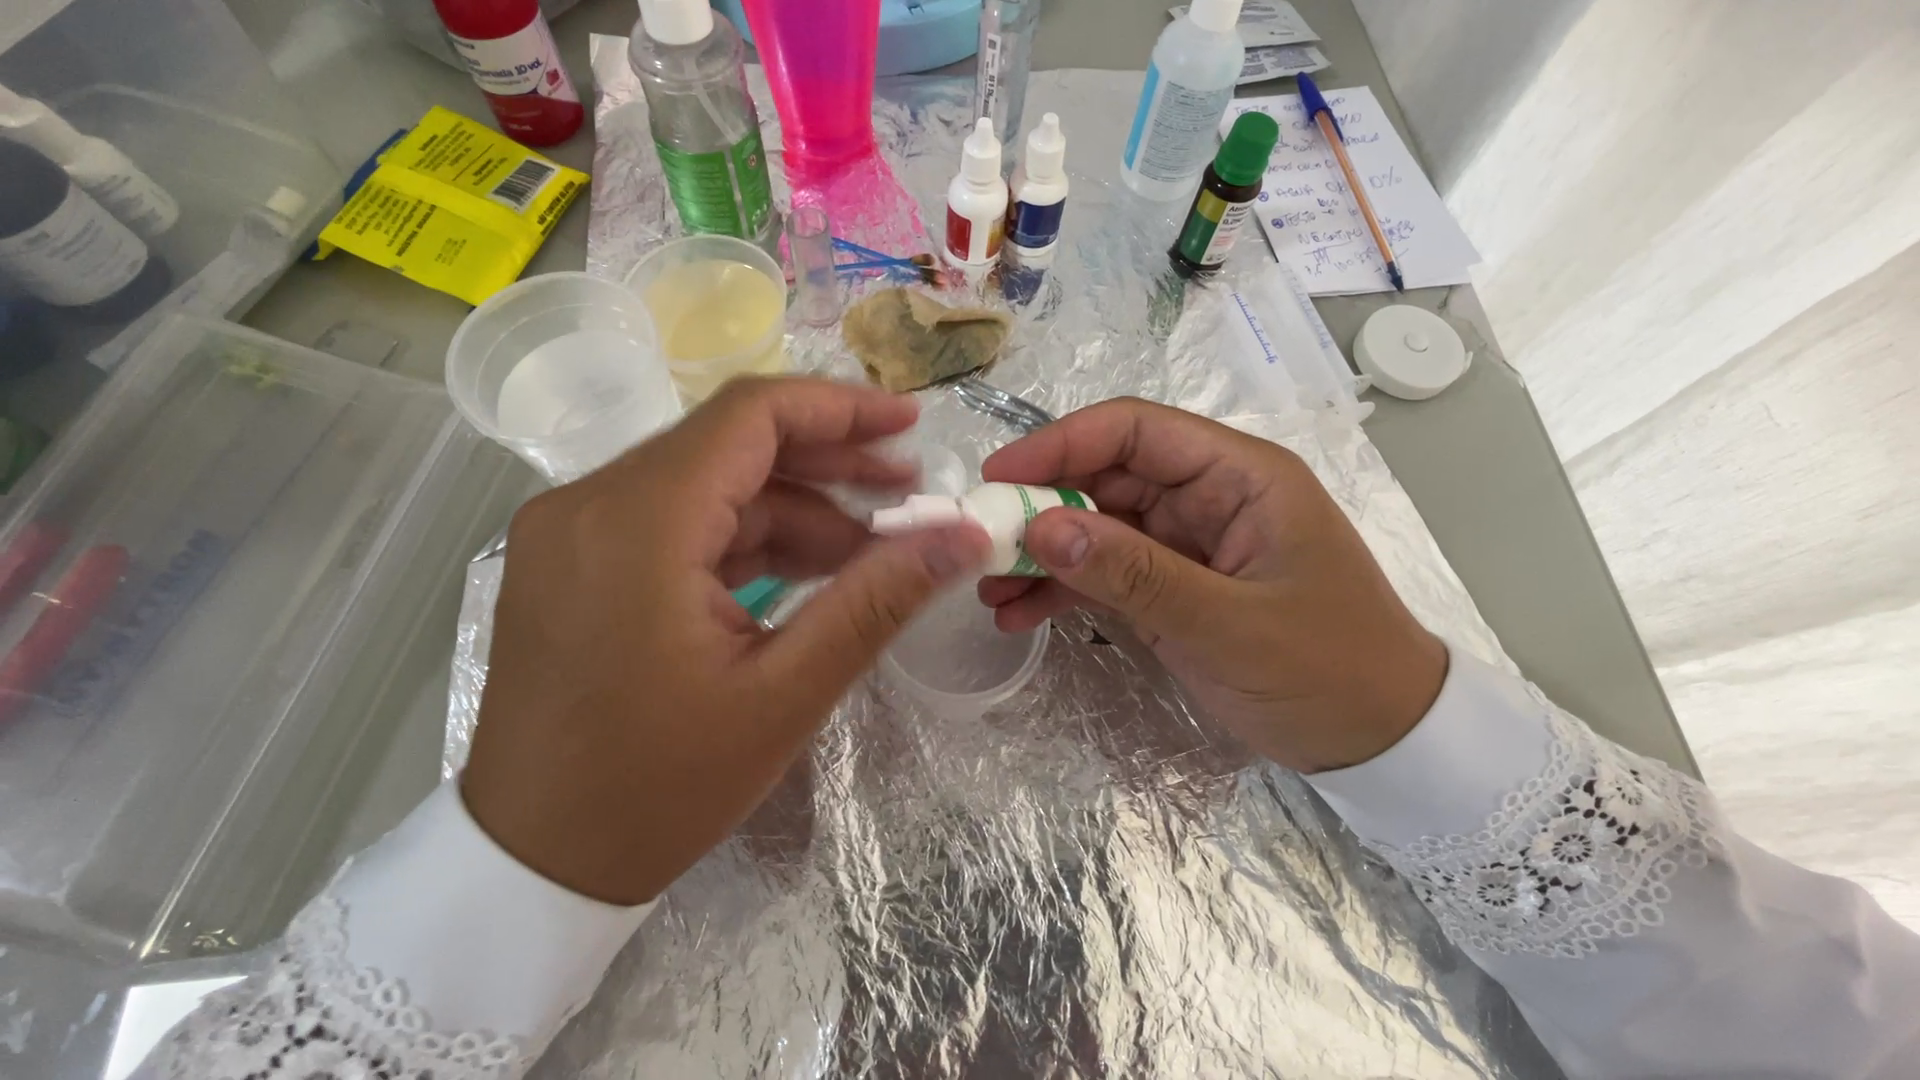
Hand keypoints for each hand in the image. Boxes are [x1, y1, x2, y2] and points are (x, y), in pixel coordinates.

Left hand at [462, 378, 989, 904]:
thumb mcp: (785, 694)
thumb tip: (966, 535)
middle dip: (826, 461)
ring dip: (789, 506)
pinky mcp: (571, 563)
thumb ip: (878, 600)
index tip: (911, 426)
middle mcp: (589, 503)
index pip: (750, 416)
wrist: (533, 864)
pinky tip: (803, 570)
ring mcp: (571, 532)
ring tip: (870, 548)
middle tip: (907, 493)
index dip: (840, 408)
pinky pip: (672, 523)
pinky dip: (742, 537)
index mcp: (637, 522)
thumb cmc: (659, 789)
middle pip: (727, 444)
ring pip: (703, 484)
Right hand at [977, 398, 1445, 773]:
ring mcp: (1187, 544)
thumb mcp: (1228, 623)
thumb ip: (1134, 574)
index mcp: (1238, 476)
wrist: (1379, 740)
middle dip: (1039, 507)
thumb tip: (1039, 528)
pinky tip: (1020, 614)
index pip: (1134, 431)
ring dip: (1042, 553)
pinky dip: (1063, 589)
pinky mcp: (1173, 587)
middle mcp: (1207, 497)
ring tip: (989, 590)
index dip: (1060, 444)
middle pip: (1104, 477)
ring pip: (1096, 526)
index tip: (996, 479)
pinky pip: (1106, 572)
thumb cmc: (1326, 669)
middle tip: (980, 546)